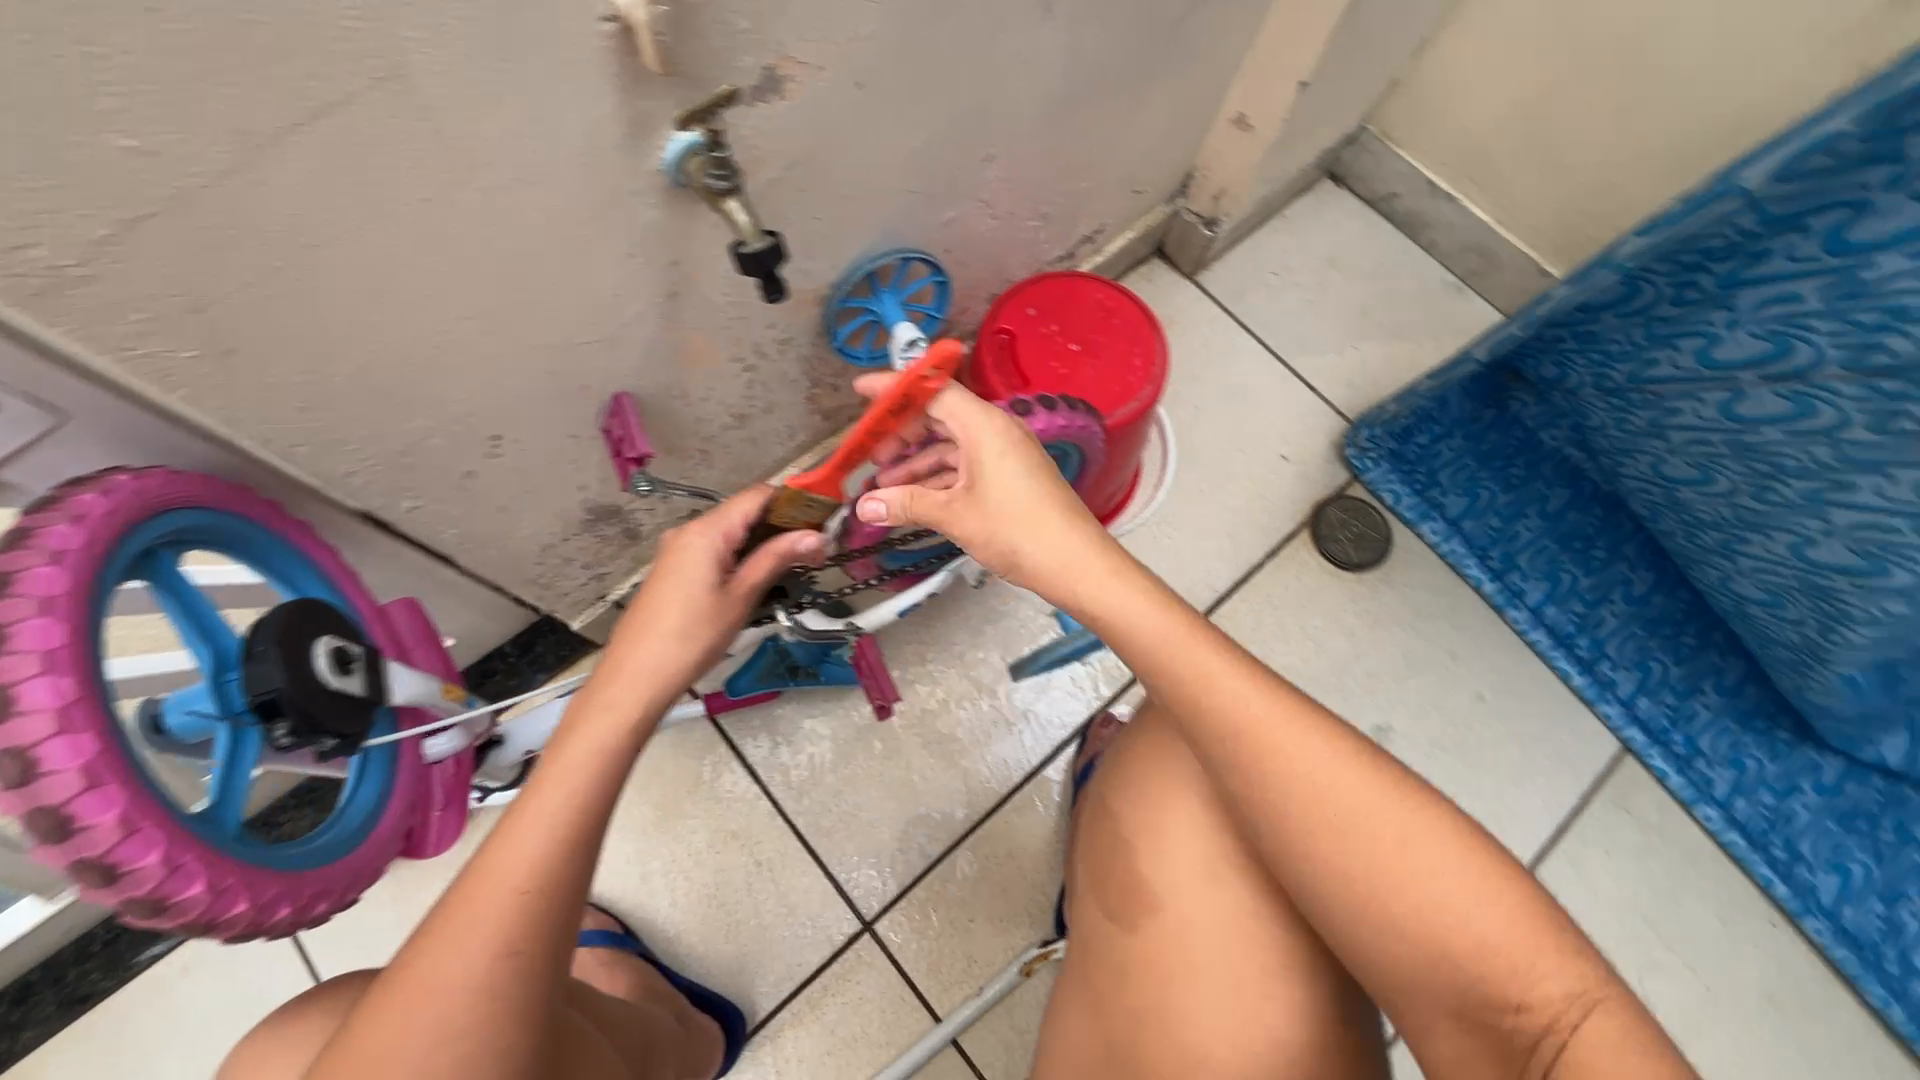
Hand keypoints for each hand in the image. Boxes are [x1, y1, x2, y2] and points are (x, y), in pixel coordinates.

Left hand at [605, 485, 823, 693]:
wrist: (636, 676)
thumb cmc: (693, 637)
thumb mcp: (741, 596)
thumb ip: (776, 558)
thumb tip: (816, 534)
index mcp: (707, 530)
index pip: (758, 495)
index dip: (794, 502)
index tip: (823, 522)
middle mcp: (690, 530)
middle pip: (745, 511)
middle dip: (782, 525)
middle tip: (817, 551)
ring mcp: (678, 549)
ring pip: (730, 531)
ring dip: (763, 542)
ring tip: (796, 565)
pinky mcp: (674, 568)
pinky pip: (715, 548)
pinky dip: (741, 554)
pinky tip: (759, 576)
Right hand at [852, 375, 1121, 598]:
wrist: (1074, 562)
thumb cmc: (1018, 531)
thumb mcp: (954, 515)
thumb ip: (906, 504)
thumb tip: (865, 506)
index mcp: (984, 424)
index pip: (932, 390)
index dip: (894, 389)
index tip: (861, 391)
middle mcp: (996, 429)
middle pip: (939, 416)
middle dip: (901, 434)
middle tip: (869, 454)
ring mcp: (1006, 452)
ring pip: (951, 445)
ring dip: (917, 462)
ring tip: (884, 486)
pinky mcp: (1011, 474)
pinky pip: (967, 464)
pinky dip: (939, 477)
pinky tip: (916, 498)